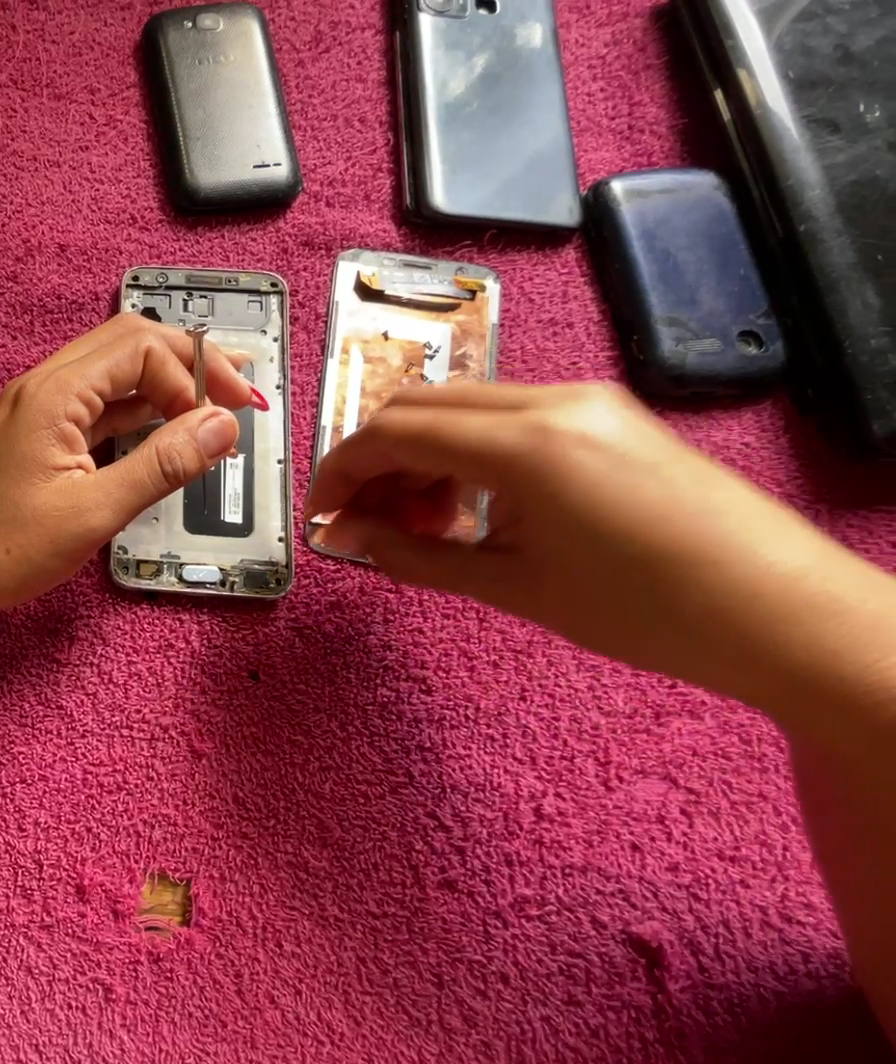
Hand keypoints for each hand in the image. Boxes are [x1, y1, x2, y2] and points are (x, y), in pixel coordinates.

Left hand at [0, 313, 259, 626]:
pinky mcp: (39, 433)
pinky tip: (170, 429)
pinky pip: (97, 406)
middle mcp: (43, 387)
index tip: (231, 414)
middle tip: (241, 393)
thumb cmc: (6, 551)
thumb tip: (223, 425)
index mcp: (52, 394)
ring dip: (166, 385)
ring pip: (114, 373)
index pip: (139, 347)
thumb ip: (162, 465)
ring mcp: (38, 408)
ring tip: (218, 406)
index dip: (194, 372)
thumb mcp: (94, 512)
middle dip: (188, 363)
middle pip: (128, 345)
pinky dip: (137, 412)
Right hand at [305, 381, 889, 709]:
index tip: (321, 513)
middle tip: (360, 521)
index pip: (393, 432)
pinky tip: (464, 507)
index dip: (341, 470)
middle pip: (417, 407)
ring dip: (415, 458)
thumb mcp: (511, 586)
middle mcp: (552, 402)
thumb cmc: (648, 611)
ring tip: (416, 524)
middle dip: (372, 461)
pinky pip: (500, 418)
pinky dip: (459, 454)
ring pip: (456, 408)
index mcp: (527, 444)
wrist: (787, 615)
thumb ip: (414, 554)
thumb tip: (347, 536)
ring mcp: (583, 402)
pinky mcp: (602, 416)